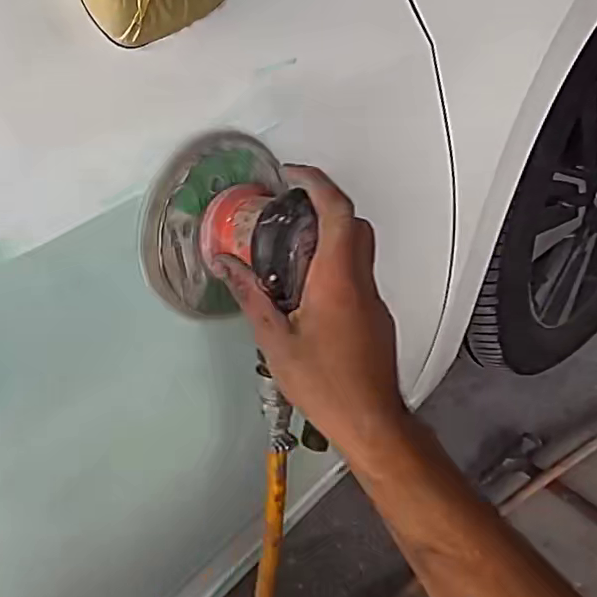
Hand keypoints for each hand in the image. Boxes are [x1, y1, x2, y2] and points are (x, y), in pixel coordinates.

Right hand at [210, 166, 412, 451]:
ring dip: (325, 236)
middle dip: (322, 206)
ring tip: (282, 250)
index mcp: (337, 282)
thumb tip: (224, 263)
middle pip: (353, 225)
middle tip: (283, 211)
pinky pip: (353, 274)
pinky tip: (298, 290)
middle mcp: (361, 283)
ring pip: (356, 249)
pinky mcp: (373, 316)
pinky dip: (329, 264)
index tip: (291, 174)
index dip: (318, 184)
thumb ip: (250, 295)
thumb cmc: (323, 383)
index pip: (338, 214)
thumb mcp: (273, 339)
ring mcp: (372, 300)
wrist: (371, 422)